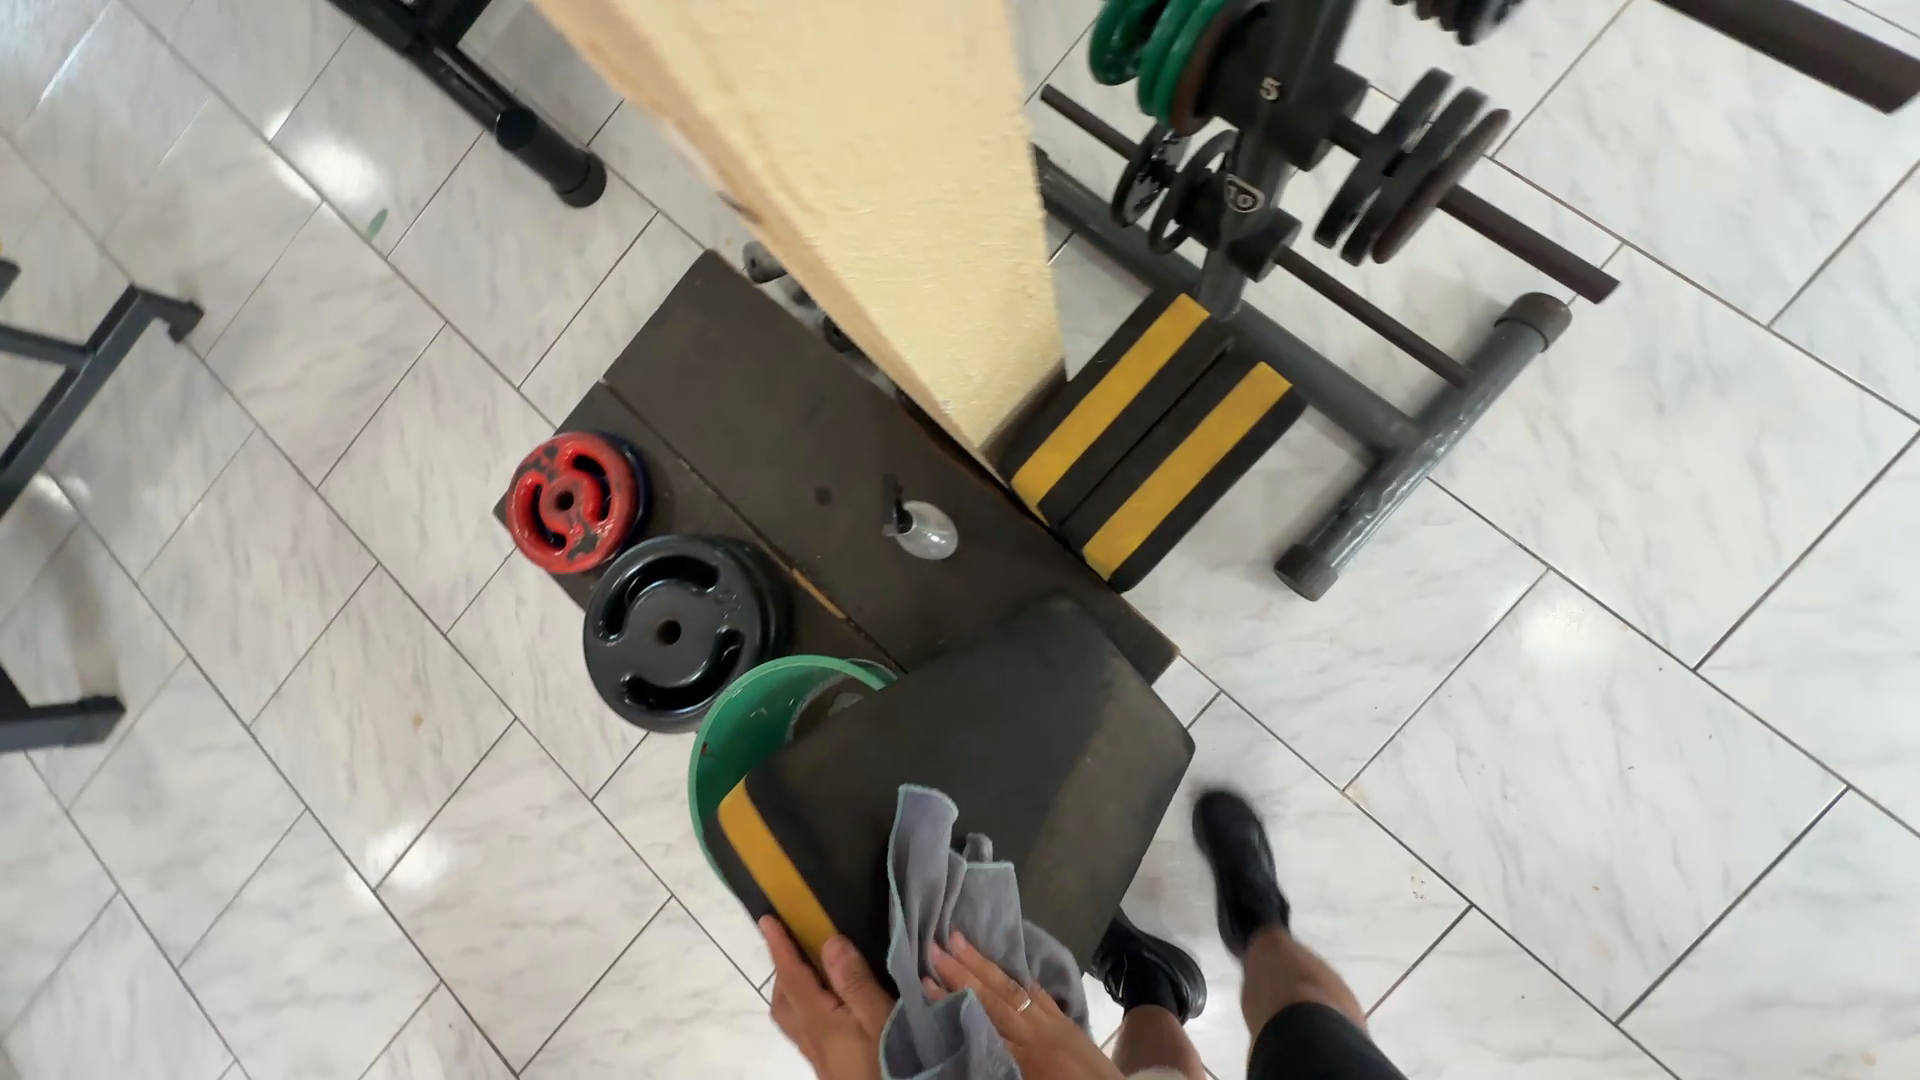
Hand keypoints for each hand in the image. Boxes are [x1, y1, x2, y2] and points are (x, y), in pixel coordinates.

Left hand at [761, 916, 893, 1079]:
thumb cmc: (886, 1061)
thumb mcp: (878, 1018)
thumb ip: (854, 981)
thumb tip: (828, 941)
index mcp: (818, 1020)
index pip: (791, 976)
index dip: (778, 946)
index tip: (765, 919)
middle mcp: (811, 1037)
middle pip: (783, 999)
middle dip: (782, 966)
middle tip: (792, 938)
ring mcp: (819, 1054)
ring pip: (791, 1015)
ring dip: (792, 986)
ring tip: (811, 965)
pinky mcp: (830, 1063)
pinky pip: (805, 1025)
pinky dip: (806, 1002)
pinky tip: (831, 1002)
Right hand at [924, 930, 1123, 1079]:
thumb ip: (999, 1067)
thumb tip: (970, 1042)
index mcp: (1026, 1057)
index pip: (982, 1020)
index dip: (953, 999)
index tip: (926, 979)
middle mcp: (1037, 1032)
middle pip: (994, 995)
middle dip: (962, 970)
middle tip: (935, 946)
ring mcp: (1054, 1022)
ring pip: (1013, 986)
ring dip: (984, 964)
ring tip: (960, 941)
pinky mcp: (1067, 1021)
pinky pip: (1038, 993)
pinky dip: (1018, 979)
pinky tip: (1004, 969)